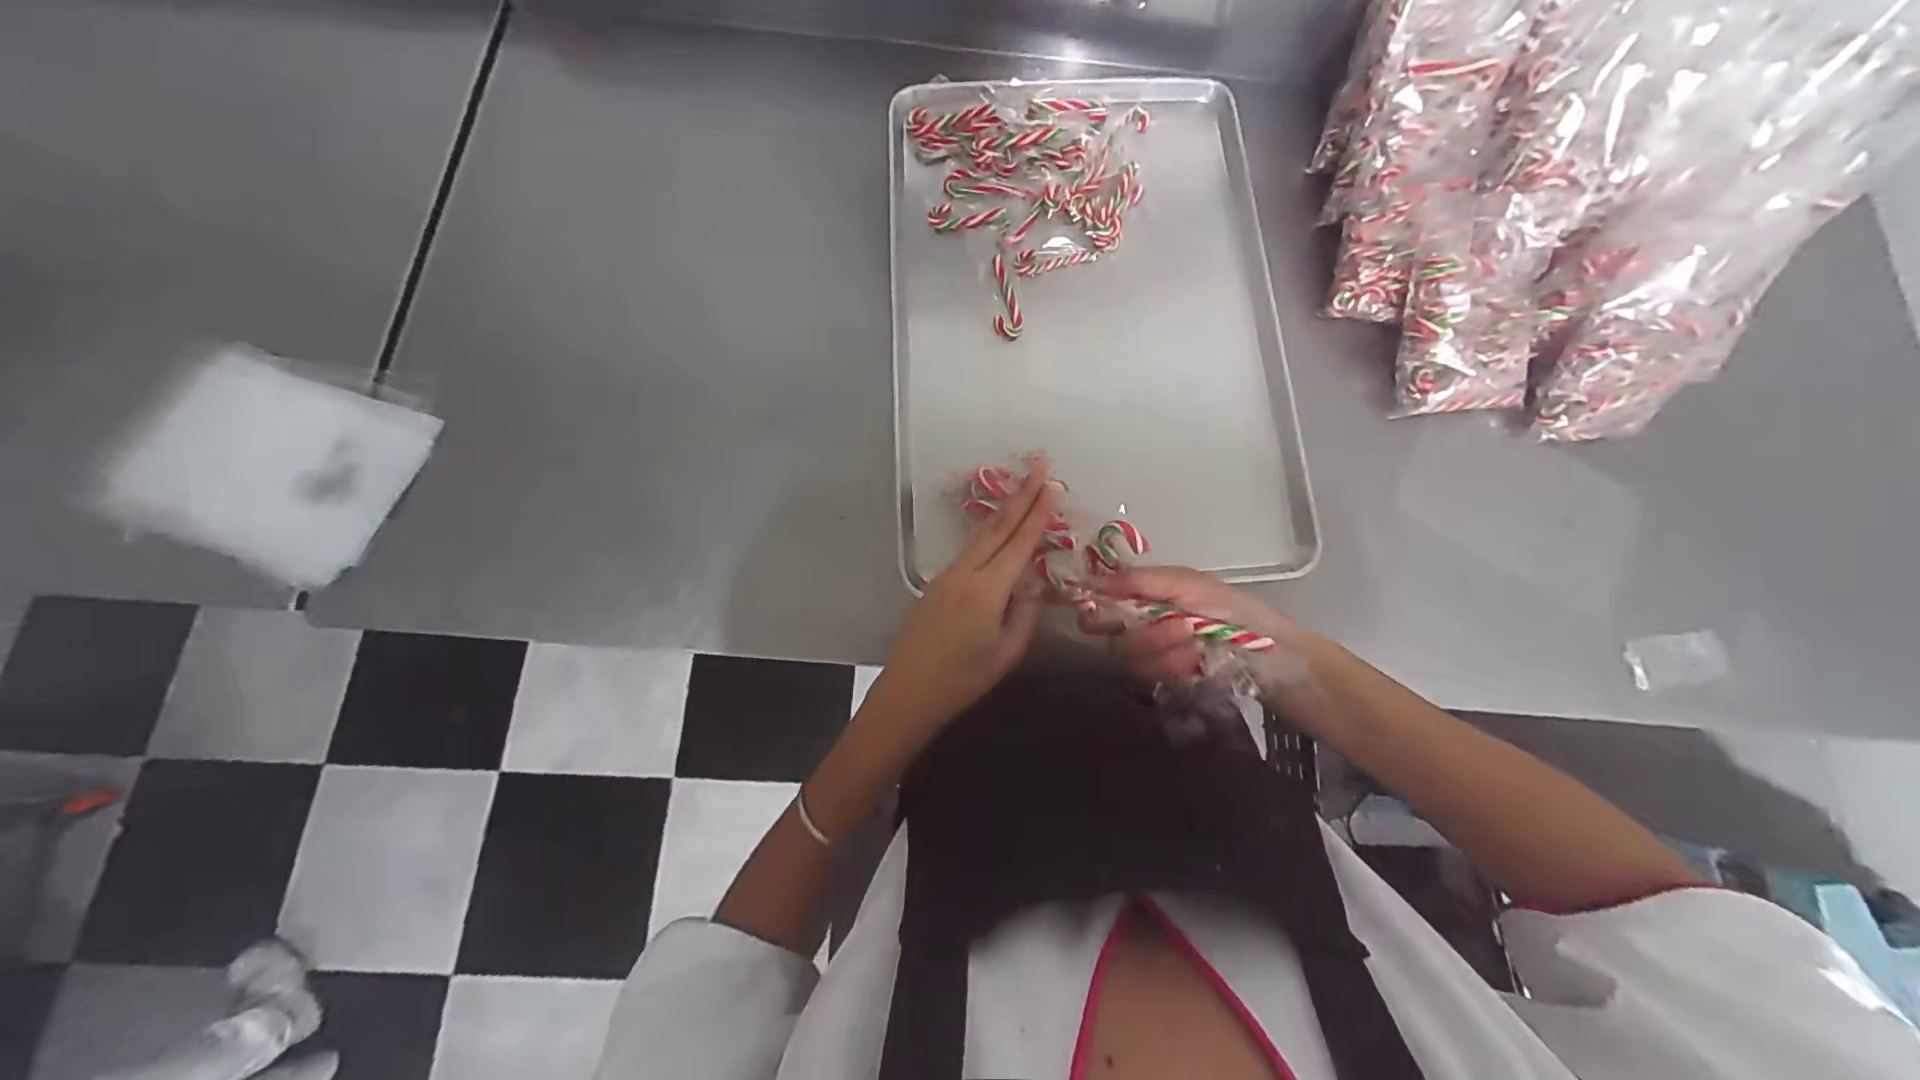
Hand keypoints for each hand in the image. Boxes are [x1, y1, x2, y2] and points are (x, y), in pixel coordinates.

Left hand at [862, 466, 1056, 734]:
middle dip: (1019, 496)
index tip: (1050, 486)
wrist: (908, 692)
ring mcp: (945, 578)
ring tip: (1020, 491)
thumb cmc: (962, 680)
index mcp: (986, 591)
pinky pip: (967, 554)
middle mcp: (964, 575)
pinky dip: (986, 537)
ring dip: (1002, 513)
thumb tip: (1031, 588)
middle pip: (995, 528)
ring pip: (978, 538)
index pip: (1018, 544)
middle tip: (1037, 466)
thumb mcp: (1006, 653)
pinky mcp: (934, 586)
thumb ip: (1024, 615)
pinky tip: (996, 534)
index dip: (1037, 514)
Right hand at [1097, 565, 1308, 682]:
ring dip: (1163, 649)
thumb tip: (1094, 582)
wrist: (1270, 654)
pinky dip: (1172, 666)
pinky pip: (1146, 674)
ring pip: (1126, 654)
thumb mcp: (1190, 583)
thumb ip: (1141, 580)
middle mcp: (1136, 620)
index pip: (1097, 596)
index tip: (1100, 607)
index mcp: (1141, 592)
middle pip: (1103, 630)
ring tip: (1197, 645)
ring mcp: (1146, 650)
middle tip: (1179, 627)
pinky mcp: (1159, 676)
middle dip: (1141, 631)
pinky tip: (1196, 661)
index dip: (1092, 601)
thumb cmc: (1234, 611)